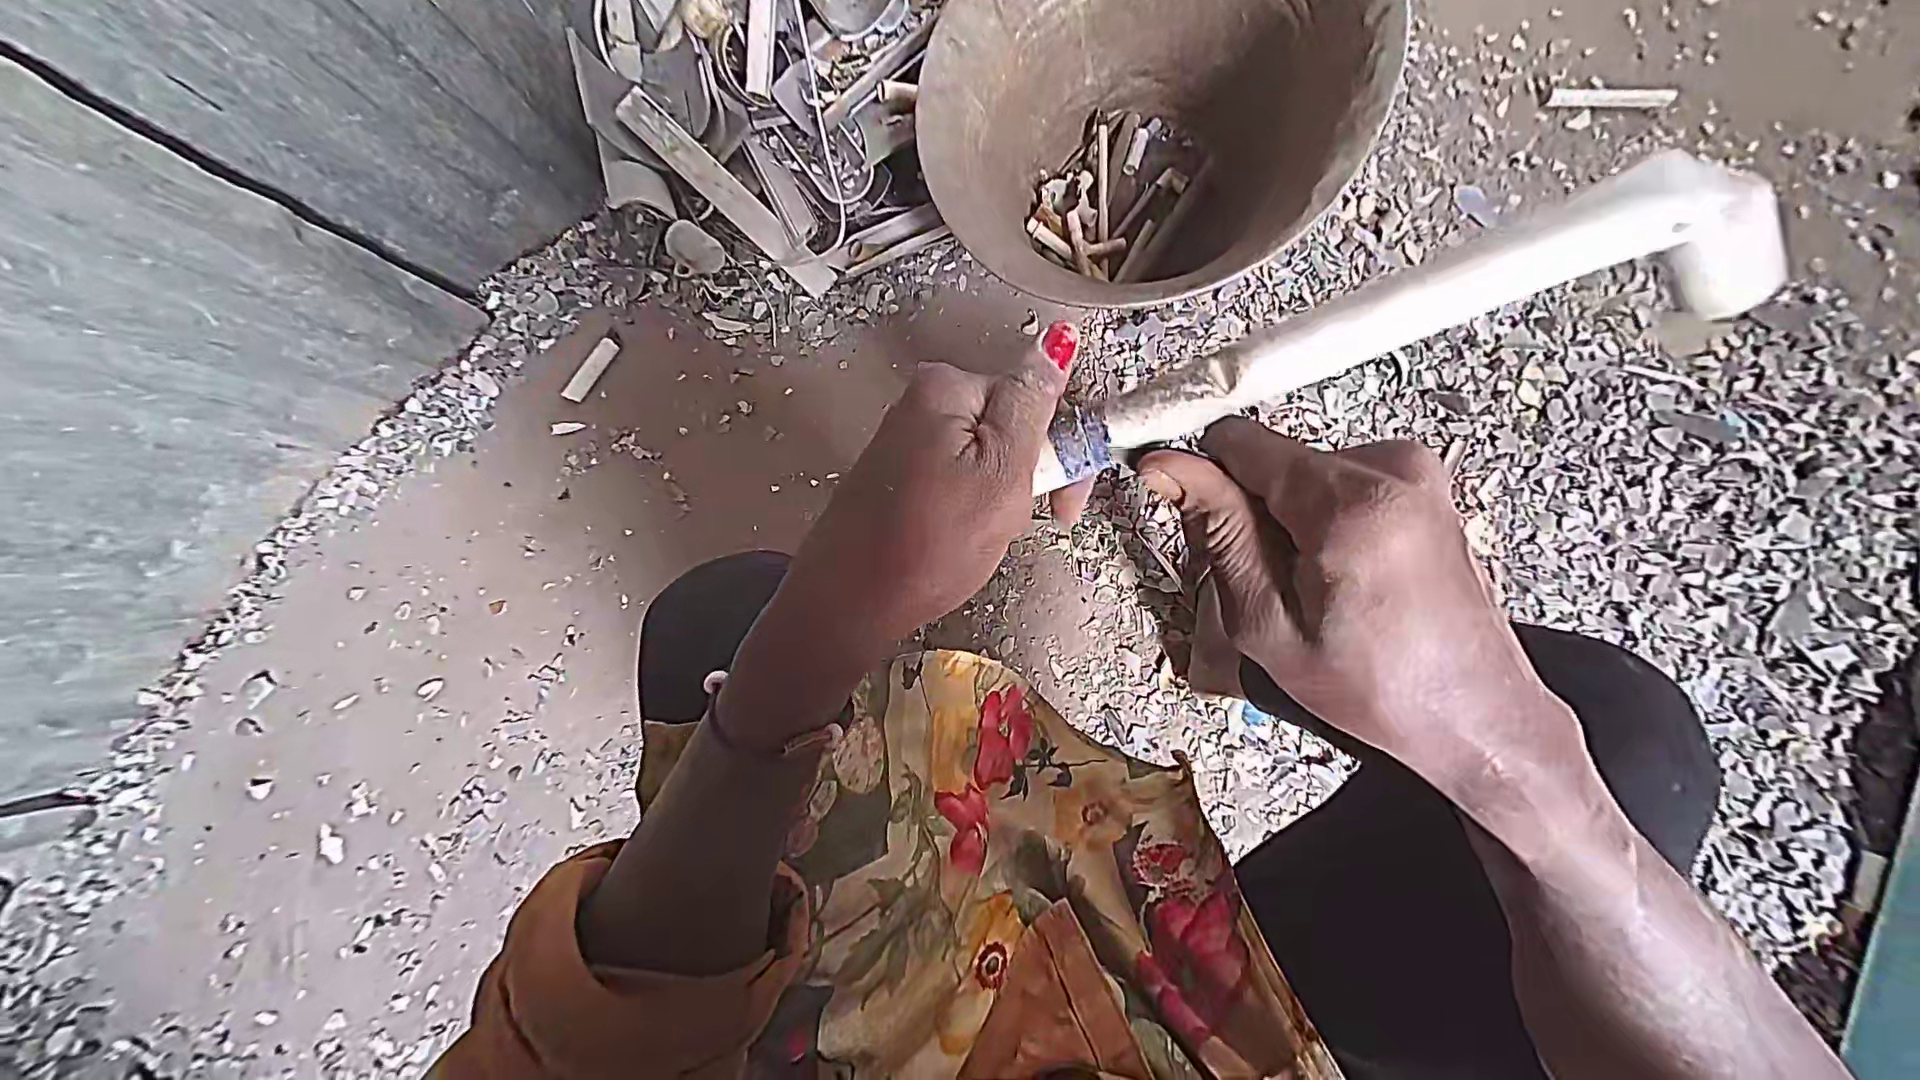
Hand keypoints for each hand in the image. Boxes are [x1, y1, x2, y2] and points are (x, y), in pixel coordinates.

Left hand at [777, 324, 1076, 647]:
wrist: (852, 603)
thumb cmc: (924, 546)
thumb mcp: (1001, 473)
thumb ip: (1032, 404)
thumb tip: (1057, 341)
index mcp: (946, 389)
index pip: (1034, 398)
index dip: (1059, 451)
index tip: (1061, 499)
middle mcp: (920, 404)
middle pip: (1008, 428)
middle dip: (1024, 476)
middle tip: (1013, 521)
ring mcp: (906, 441)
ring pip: (987, 460)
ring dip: (999, 497)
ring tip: (980, 534)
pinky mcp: (898, 475)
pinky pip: (957, 479)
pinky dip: (969, 508)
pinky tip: (957, 536)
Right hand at [1138, 418, 1584, 805]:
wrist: (1475, 716)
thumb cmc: (1372, 687)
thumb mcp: (1266, 620)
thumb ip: (1216, 529)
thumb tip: (1166, 466)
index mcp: (1350, 502)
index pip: (1237, 443)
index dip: (1198, 474)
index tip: (1185, 513)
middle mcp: (1391, 467)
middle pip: (1267, 460)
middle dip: (1244, 509)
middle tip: (1261, 577)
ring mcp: (1414, 470)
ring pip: (1294, 472)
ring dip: (1278, 519)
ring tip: (1304, 582)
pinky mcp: (1419, 483)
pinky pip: (1329, 480)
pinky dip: (1311, 518)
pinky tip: (1333, 571)